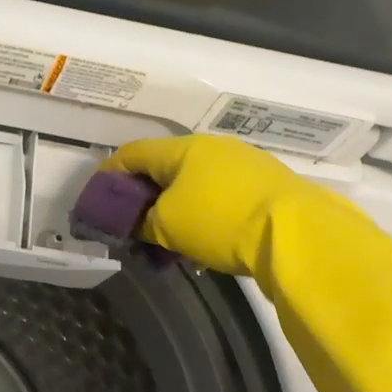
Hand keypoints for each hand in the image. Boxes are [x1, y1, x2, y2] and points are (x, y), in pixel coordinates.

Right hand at [99, 133, 325, 275]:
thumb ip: (140, 222)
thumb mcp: (166, 226)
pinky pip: (217, 197)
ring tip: (162, 243)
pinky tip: (196, 242)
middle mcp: (212, 149)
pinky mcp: (264, 188)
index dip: (107, 176)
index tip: (94, 202)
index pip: (131, 154)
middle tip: (128, 227)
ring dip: (170, 210)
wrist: (297, 234)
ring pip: (191, 186)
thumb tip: (134, 223)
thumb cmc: (219, 221)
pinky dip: (197, 216)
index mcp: (183, 149)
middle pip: (162, 169)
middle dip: (141, 198)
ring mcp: (243, 166)